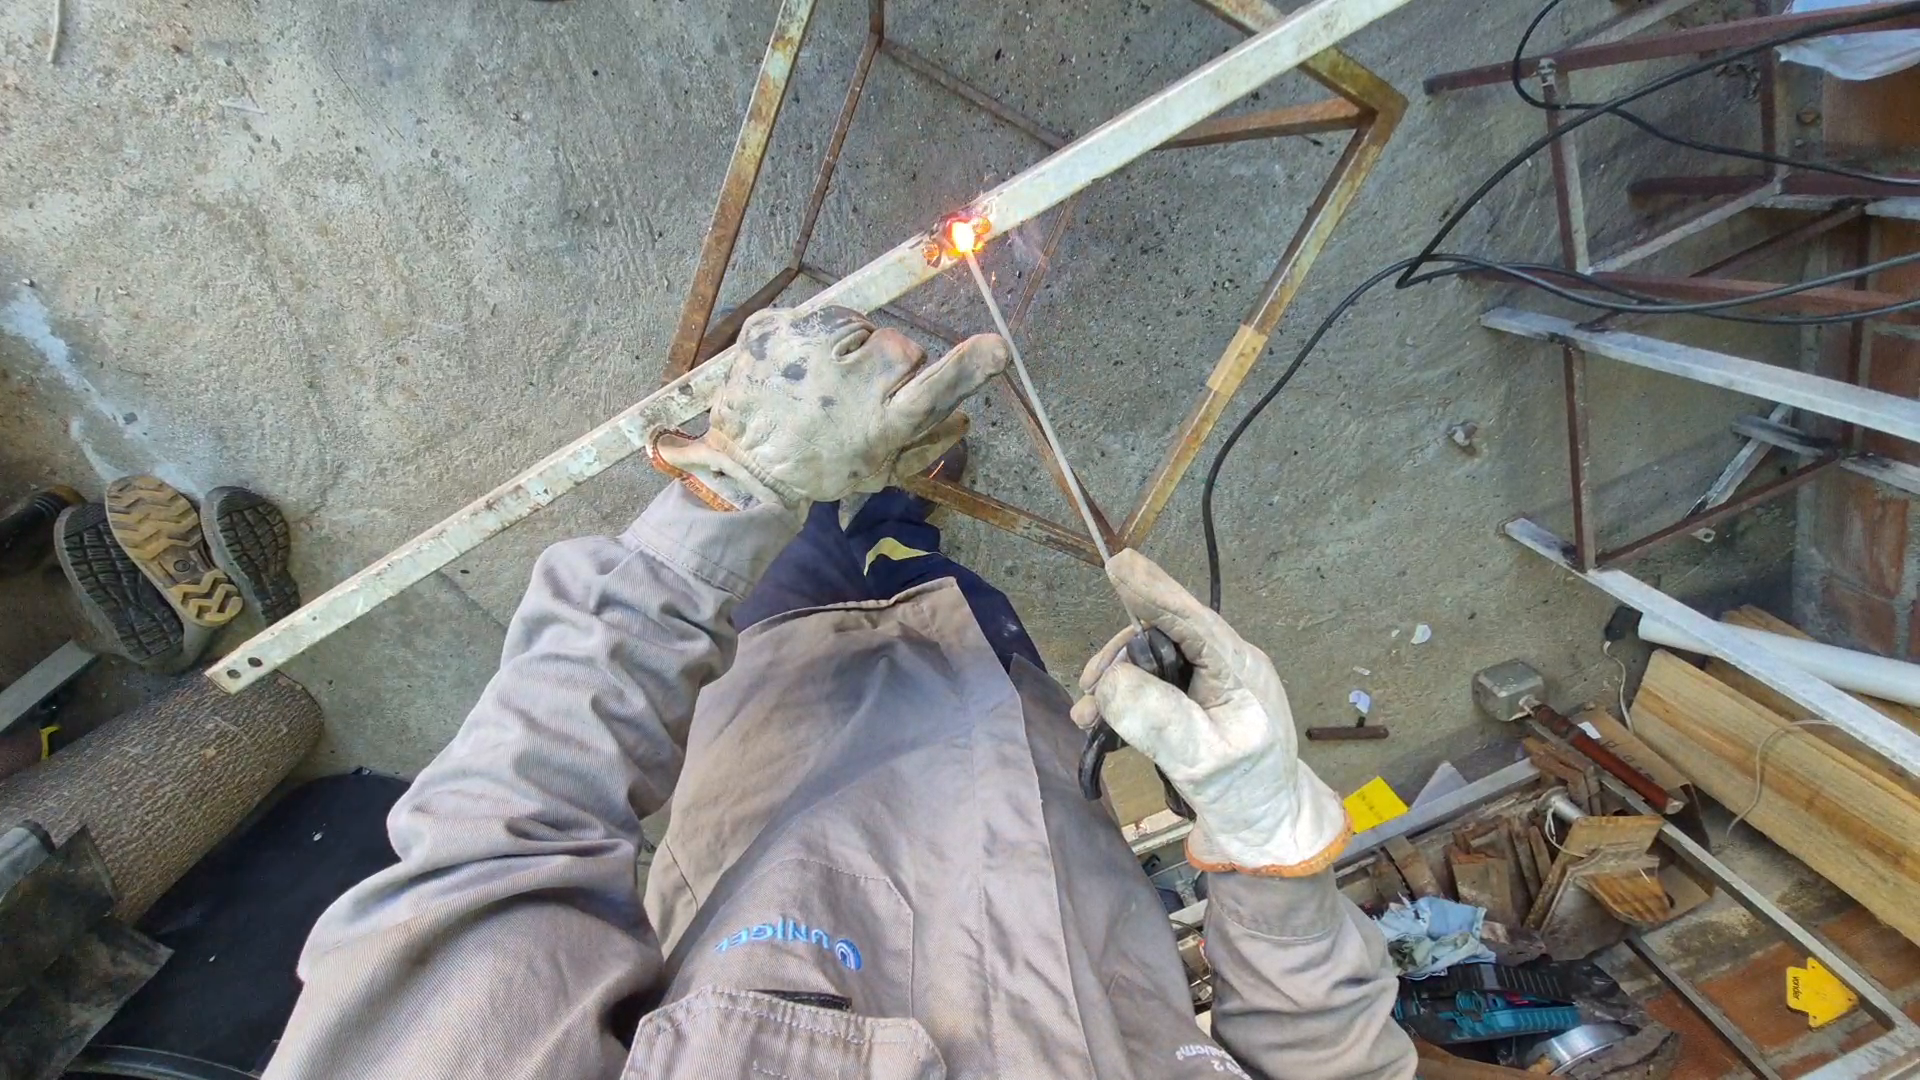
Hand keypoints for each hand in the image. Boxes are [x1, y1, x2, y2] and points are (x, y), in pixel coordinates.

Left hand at [651, 306, 1006, 511]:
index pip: (932, 389)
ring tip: (825, 382)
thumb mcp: (879, 472)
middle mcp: (849, 384)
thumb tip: (967, 420)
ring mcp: (807, 351)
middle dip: (891, 361)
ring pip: (859, 326)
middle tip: (862, 387)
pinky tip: (801, 369)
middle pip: (899, 346)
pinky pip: (818, 316)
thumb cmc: (821, 470)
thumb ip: (927, 446)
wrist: (746, 466)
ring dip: (852, 346)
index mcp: (880, 423)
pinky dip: (816, 337)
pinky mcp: (775, 329)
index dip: (967, 368)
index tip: (997, 349)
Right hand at [1072, 550, 1349, 875]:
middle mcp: (1222, 662)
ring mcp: (1206, 678)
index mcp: (1237, 668)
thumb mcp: (1201, 760)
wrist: (1263, 830)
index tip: (1118, 565)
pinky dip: (1121, 697)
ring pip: (1148, 659)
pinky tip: (1099, 719)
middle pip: (1160, 636)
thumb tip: (1110, 680)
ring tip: (1086, 717)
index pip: (1191, 619)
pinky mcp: (1191, 696)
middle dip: (1118, 658)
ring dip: (1113, 682)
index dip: (1154, 590)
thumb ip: (1158, 718)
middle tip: (1088, 690)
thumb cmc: (1244, 795)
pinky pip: (1149, 681)